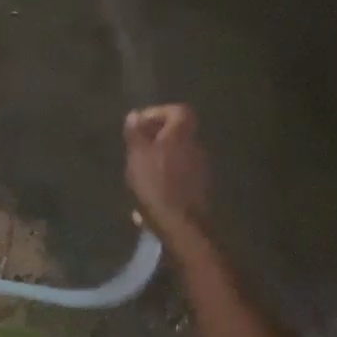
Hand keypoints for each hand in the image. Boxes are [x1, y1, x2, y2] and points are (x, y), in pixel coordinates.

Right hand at [123, 104, 210, 241]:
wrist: (182, 225)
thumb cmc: (155, 185)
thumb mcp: (137, 156)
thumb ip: (136, 133)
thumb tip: (135, 114)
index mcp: (181, 137)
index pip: (179, 111)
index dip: (159, 112)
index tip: (140, 124)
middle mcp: (196, 148)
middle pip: (179, 133)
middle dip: (156, 137)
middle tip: (135, 148)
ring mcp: (201, 169)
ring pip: (179, 154)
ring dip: (160, 157)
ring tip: (140, 171)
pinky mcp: (201, 188)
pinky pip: (181, 173)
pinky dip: (166, 175)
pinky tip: (151, 190)